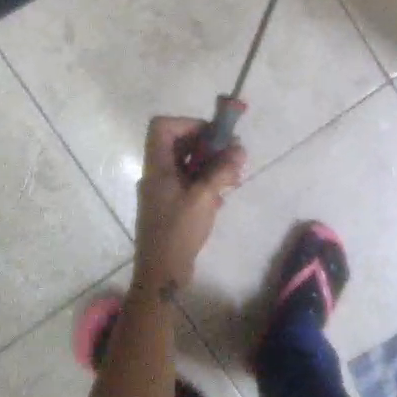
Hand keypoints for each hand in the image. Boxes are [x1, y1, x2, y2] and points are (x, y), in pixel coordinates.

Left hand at [132, 116, 246, 297]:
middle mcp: (156, 175)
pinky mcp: (170, 207)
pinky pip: (188, 183)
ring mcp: (162, 192)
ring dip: (210, 164)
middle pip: (178, 144)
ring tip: (233, 176)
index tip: (213, 134)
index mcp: (157, 167)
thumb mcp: (204, 197)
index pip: (162, 127)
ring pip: (186, 165)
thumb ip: (222, 170)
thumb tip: (239, 149)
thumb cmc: (178, 231)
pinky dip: (205, 182)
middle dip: (207, 145)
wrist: (161, 273)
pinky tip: (222, 196)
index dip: (188, 123)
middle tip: (232, 153)